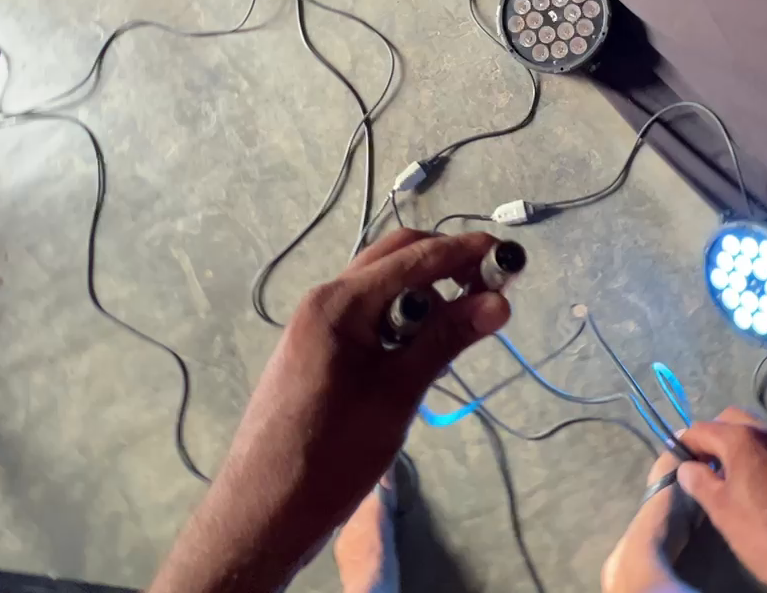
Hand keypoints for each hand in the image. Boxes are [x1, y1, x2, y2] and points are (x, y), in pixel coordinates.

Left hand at [149, 229, 510, 592]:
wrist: (258, 515)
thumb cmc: (330, 454)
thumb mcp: (397, 394)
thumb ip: (446, 340)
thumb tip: (500, 302)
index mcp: (340, 301)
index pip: (415, 259)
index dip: (465, 252)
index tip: (508, 253)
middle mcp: (326, 297)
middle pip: (396, 257)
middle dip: (445, 261)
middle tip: (488, 285)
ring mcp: (317, 320)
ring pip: (382, 282)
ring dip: (425, 288)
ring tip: (463, 317)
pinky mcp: (317, 345)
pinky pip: (368, 309)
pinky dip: (402, 312)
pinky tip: (424, 341)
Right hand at [677, 408, 766, 592]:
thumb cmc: (763, 535)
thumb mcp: (721, 510)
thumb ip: (699, 481)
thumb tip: (687, 467)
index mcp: (743, 438)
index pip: (703, 429)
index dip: (686, 442)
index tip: (677, 457)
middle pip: (731, 420)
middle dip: (713, 436)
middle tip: (703, 464)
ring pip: (755, 431)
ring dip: (737, 444)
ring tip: (728, 475)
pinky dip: (758, 455)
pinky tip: (755, 484)